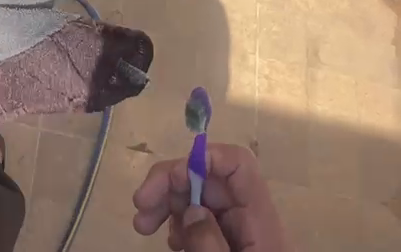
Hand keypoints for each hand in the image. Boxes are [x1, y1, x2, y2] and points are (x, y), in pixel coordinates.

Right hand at [133, 142, 286, 251]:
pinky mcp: (229, 250)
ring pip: (199, 200)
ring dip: (169, 206)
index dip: (203, 158)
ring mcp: (239, 237)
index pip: (238, 165)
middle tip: (139, 209)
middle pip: (210, 180)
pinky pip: (201, 225)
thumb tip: (190, 209)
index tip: (167, 179)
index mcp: (261, 222)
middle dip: (170, 185)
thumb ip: (210, 245)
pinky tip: (171, 246)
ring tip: (144, 228)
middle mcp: (251, 221)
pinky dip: (180, 229)